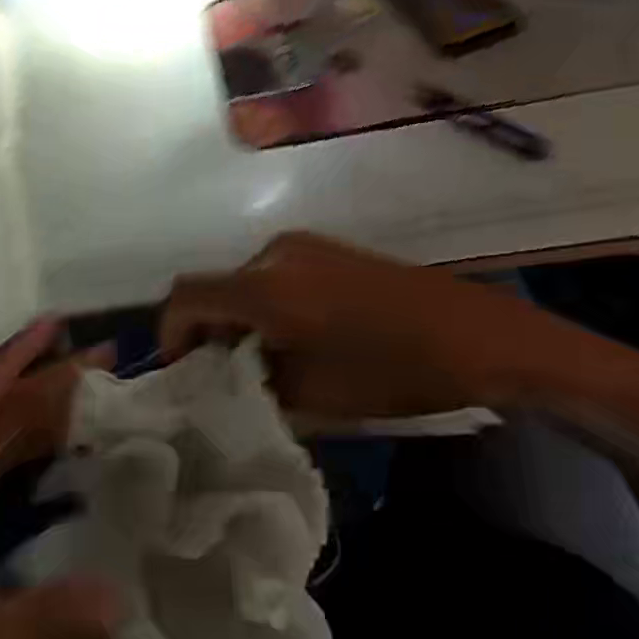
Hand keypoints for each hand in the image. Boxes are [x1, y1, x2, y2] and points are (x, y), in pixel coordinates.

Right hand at [159, 232, 533, 420]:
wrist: (467, 333)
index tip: (185, 372)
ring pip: (247, 281)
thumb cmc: (389, 370)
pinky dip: (269, 304)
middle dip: (211, 332)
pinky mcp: (330, 249)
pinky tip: (298, 337)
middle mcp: (277, 252)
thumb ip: (253, 381)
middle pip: (217, 287)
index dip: (171, 332)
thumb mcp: (312, 393)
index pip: (187, 295)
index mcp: (266, 286)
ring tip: (266, 364)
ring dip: (242, 318)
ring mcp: (307, 245)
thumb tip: (227, 374)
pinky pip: (277, 274)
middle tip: (227, 380)